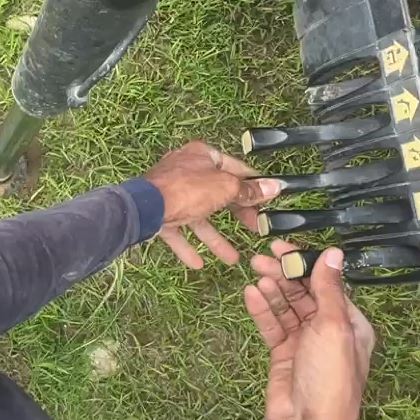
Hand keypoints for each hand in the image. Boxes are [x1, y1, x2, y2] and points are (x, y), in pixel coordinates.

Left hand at [141, 141, 282, 267]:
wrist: (145, 208)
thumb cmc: (187, 190)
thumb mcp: (225, 188)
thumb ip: (248, 190)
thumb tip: (273, 187)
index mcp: (201, 156)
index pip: (235, 168)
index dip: (253, 184)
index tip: (268, 198)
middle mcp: (185, 171)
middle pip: (218, 194)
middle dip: (237, 215)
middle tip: (256, 229)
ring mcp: (170, 194)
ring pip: (198, 217)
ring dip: (214, 239)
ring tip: (233, 259)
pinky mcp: (159, 213)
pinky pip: (178, 231)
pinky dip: (188, 246)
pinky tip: (198, 263)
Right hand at [243, 241, 377, 419]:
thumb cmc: (330, 377)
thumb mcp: (333, 328)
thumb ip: (329, 289)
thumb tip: (333, 253)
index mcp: (351, 324)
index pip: (327, 284)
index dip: (305, 264)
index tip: (281, 248)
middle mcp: (329, 330)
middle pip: (303, 294)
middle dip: (283, 275)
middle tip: (260, 259)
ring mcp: (304, 341)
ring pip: (286, 308)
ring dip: (271, 291)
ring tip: (253, 276)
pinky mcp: (283, 352)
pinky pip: (272, 325)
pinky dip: (262, 310)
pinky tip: (250, 296)